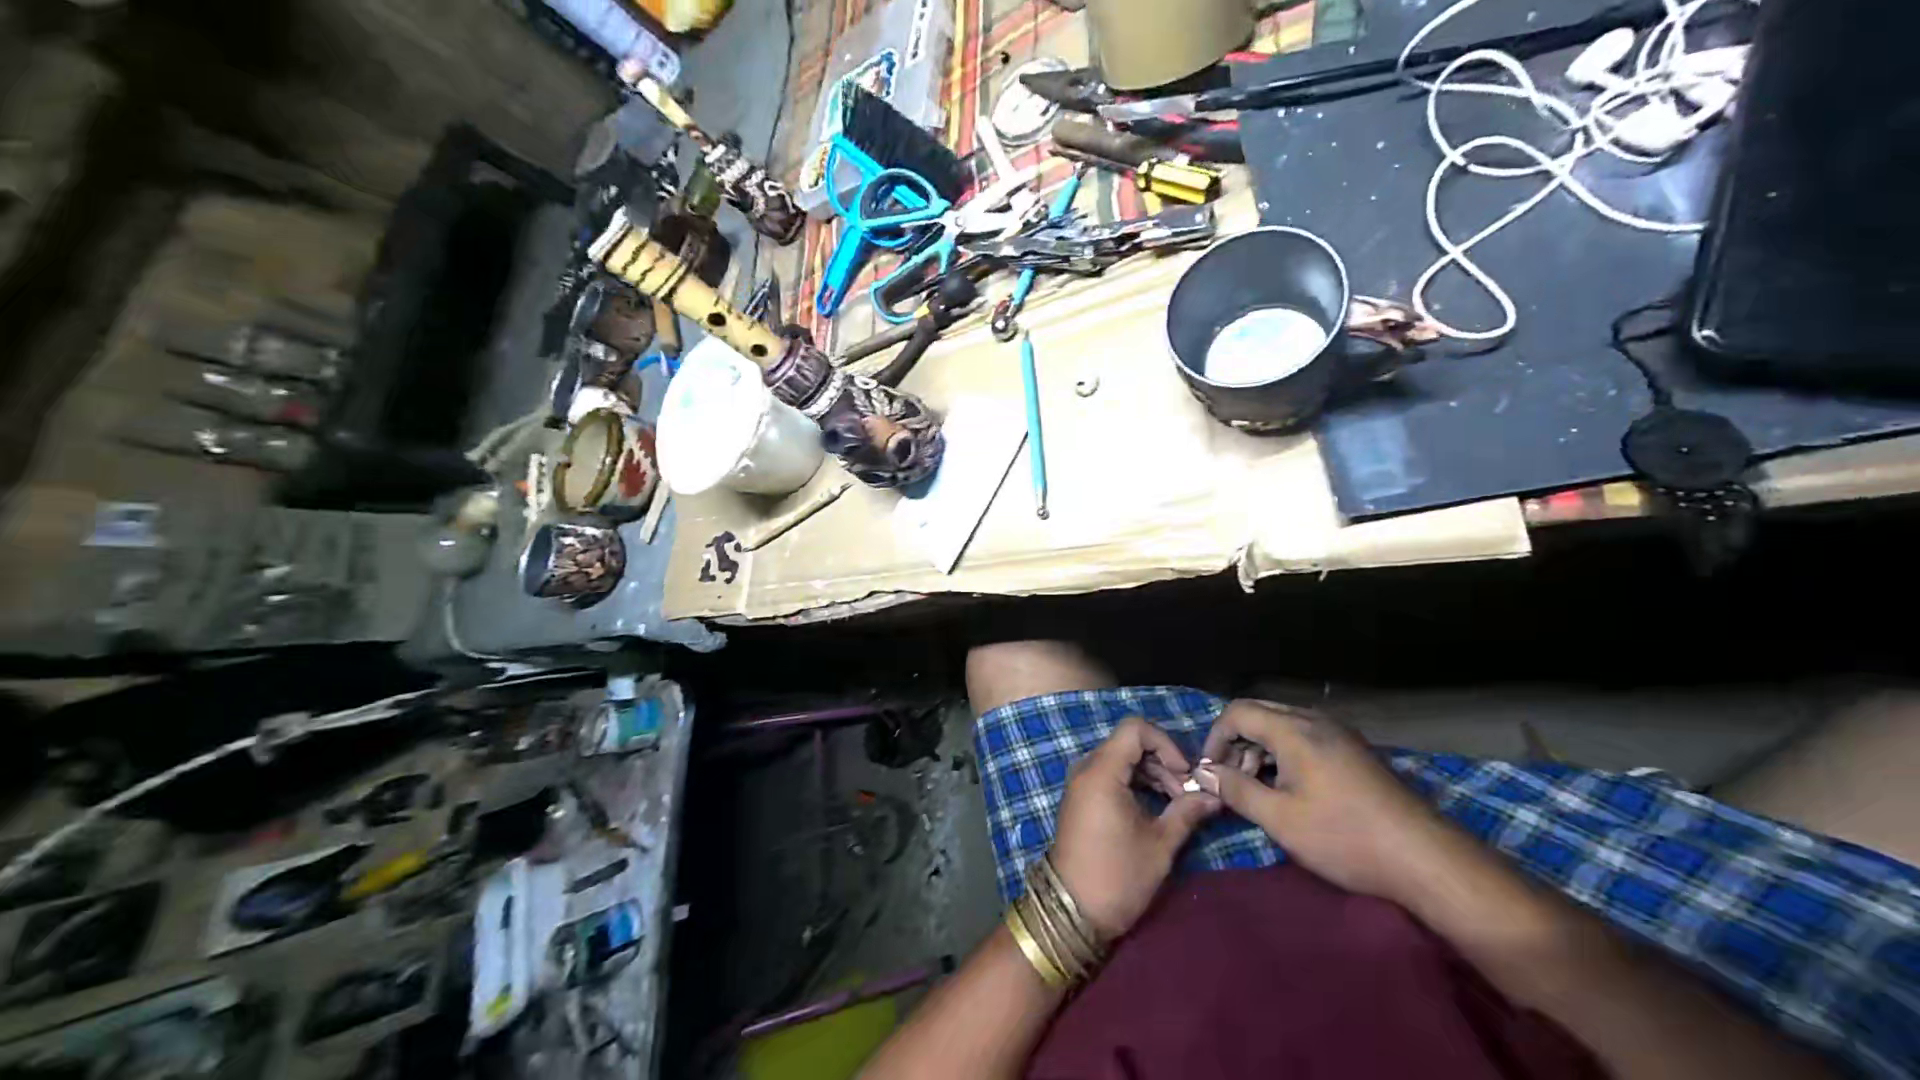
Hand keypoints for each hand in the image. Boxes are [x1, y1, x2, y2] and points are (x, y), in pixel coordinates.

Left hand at [1049, 717, 1220, 938]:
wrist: (1071, 910)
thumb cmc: (1117, 876)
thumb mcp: (1159, 844)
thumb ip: (1187, 811)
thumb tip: (1215, 796)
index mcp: (1102, 772)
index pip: (1135, 729)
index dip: (1166, 743)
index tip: (1185, 772)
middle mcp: (1086, 768)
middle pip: (1129, 742)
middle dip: (1163, 760)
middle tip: (1187, 792)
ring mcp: (1081, 782)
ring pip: (1122, 757)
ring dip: (1152, 772)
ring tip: (1177, 802)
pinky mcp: (1082, 796)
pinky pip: (1111, 773)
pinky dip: (1136, 781)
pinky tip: (1157, 806)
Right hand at [1195, 700, 1448, 903]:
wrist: (1426, 859)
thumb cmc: (1344, 837)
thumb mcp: (1280, 818)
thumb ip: (1236, 790)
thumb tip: (1204, 774)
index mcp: (1294, 730)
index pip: (1237, 712)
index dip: (1214, 739)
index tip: (1209, 773)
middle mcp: (1316, 721)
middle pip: (1259, 713)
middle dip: (1236, 743)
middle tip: (1230, 781)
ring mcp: (1339, 734)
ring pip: (1282, 725)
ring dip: (1260, 749)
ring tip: (1257, 788)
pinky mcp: (1354, 752)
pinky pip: (1305, 737)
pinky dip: (1284, 754)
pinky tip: (1288, 788)